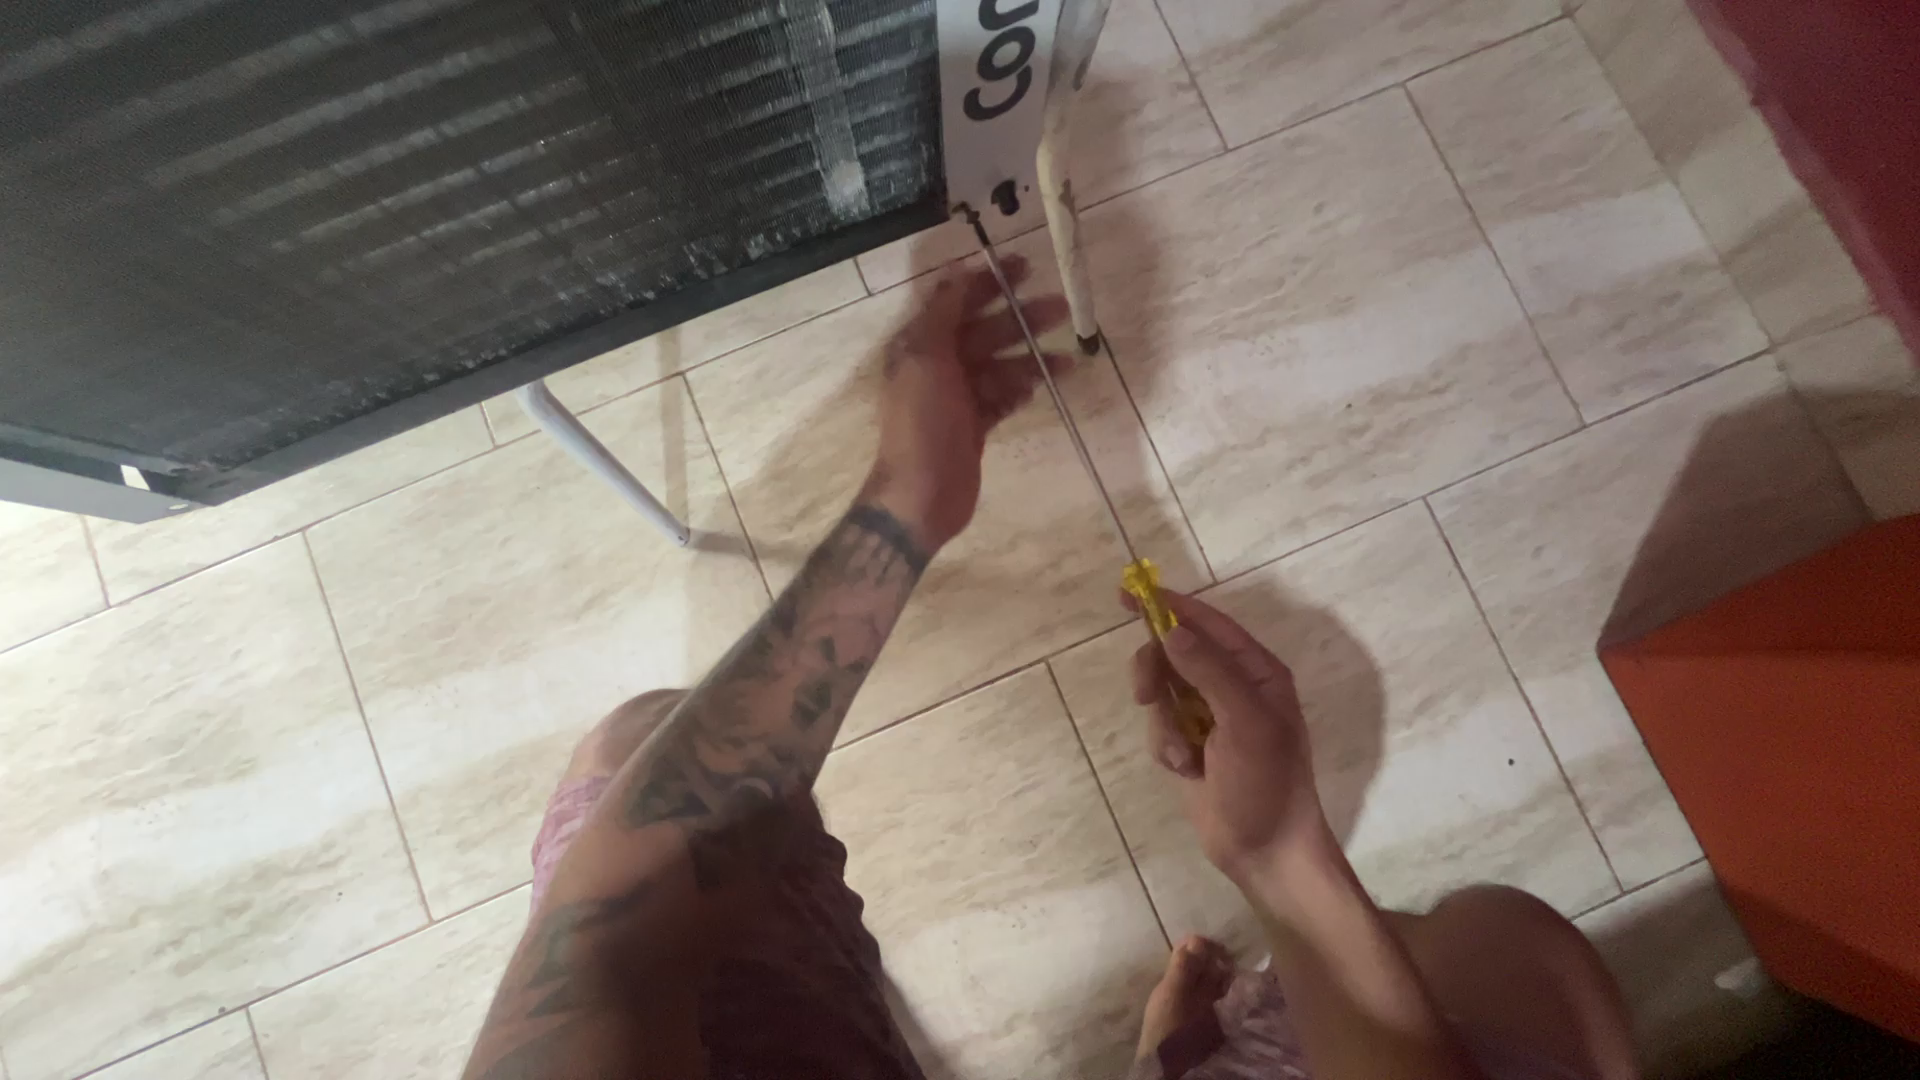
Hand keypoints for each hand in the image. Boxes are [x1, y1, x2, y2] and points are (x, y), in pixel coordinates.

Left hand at [861, 255, 1069, 550]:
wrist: (922, 493)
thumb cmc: (921, 423)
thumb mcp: (925, 358)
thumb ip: (942, 313)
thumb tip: (958, 269)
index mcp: (920, 345)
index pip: (957, 302)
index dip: (988, 282)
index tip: (1026, 266)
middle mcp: (938, 366)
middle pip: (985, 333)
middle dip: (1021, 319)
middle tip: (1062, 307)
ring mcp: (957, 398)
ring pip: (1000, 367)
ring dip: (1032, 358)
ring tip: (1070, 358)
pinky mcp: (975, 425)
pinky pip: (1002, 398)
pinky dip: (1021, 390)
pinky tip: (1044, 385)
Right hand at [1129, 590, 1332, 886]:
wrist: (1264, 852)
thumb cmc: (1266, 785)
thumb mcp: (1245, 724)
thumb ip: (1210, 672)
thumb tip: (1173, 629)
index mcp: (1256, 672)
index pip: (1207, 623)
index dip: (1169, 605)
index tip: (1127, 595)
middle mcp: (1232, 685)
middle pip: (1173, 652)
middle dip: (1155, 674)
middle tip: (1145, 695)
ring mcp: (1208, 714)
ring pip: (1160, 690)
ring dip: (1162, 722)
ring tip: (1181, 754)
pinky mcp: (1189, 741)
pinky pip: (1158, 724)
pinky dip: (1164, 745)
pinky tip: (1184, 768)